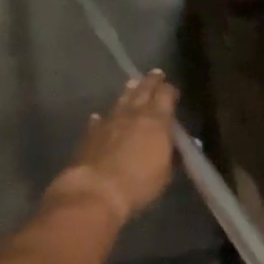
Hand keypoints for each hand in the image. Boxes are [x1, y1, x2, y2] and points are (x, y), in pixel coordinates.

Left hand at [51, 71, 178, 222]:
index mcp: (156, 121)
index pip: (165, 96)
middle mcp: (133, 114)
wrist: (97, 189)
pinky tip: (99, 117)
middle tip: (155, 74)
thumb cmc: (139, 183)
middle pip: (143, 91)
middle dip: (150, 82)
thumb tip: (172, 147)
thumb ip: (169, 155)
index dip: (170, 90)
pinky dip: (102, 118)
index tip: (172, 89)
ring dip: (128, 92)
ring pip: (121, 101)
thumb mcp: (164, 173)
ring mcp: (109, 122)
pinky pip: (99, 120)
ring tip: (132, 84)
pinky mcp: (91, 134)